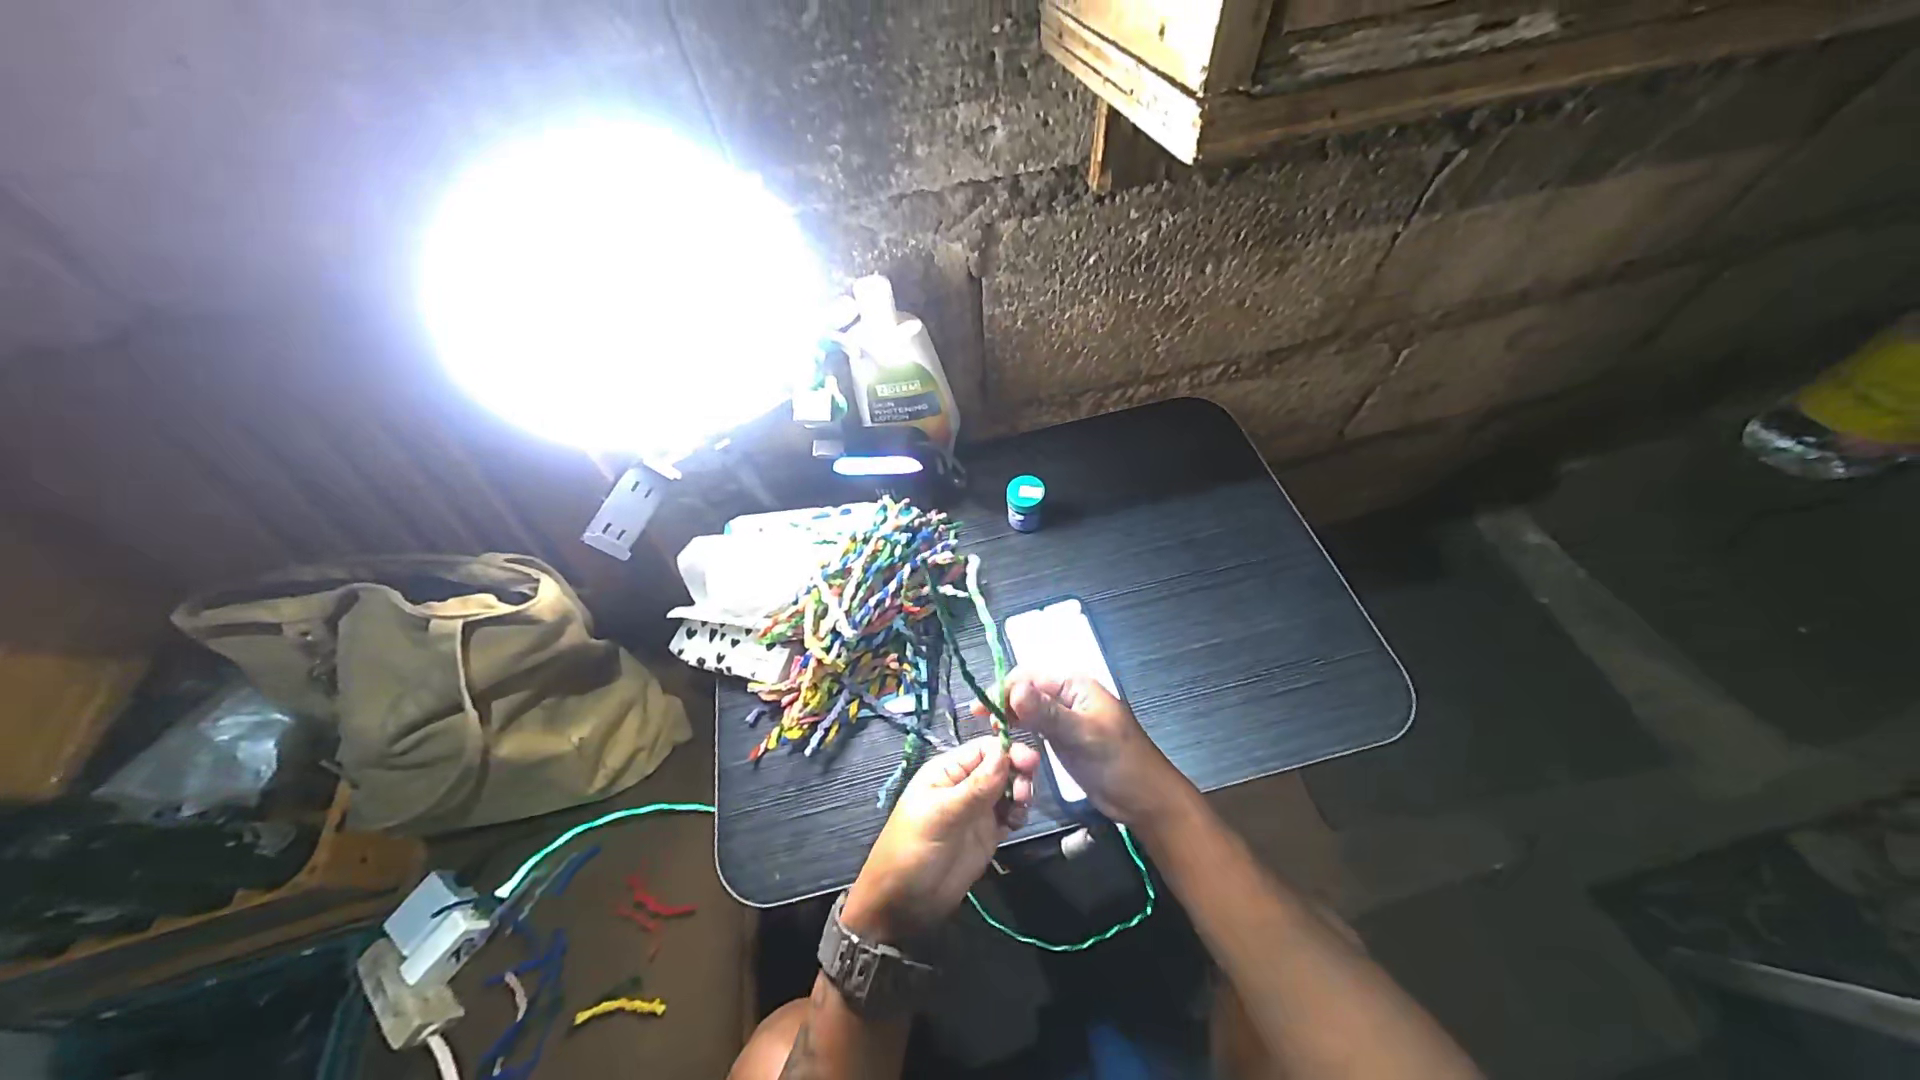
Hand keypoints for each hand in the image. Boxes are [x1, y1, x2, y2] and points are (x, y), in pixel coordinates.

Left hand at [842, 737, 1039, 941]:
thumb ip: (977, 787)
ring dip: (1022, 793)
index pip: (984, 748)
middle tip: (1024, 793)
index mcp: (947, 771)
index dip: (1009, 751)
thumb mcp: (942, 815)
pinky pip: (1011, 814)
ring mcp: (977, 810)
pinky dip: (1019, 814)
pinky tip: (1017, 823)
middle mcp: (965, 785)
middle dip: (1019, 772)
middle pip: (1001, 765)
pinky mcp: (987, 833)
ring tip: (1020, 810)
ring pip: (1009, 788)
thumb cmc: (912, 850)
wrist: (902, 904)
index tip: (1030, 762)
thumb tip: (1005, 752)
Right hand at [977, 667, 1187, 827]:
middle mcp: (1068, 696)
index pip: (1029, 676)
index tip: (981, 710)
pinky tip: (1009, 744)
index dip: (1003, 689)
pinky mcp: (1064, 739)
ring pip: (1029, 710)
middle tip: (983, 725)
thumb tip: (1013, 689)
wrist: (1144, 799)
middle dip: (1004, 703)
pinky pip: (1036, 728)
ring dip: (1011, 719)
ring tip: (995, 736)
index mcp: (1075, 685)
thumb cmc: (1118, 762)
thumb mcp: (1081, 735)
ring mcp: (1065, 718)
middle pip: (1027, 691)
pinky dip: (1021, 732)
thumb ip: (1047, 713)